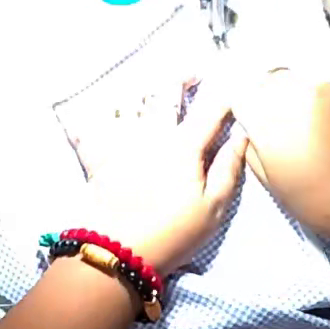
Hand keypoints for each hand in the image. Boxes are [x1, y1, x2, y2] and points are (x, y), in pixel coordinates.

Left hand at [69, 82, 248, 275]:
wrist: (118, 252)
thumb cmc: (173, 233)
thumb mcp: (214, 208)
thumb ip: (229, 168)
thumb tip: (242, 136)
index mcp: (184, 145)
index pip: (210, 108)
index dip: (224, 92)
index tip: (234, 85)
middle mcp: (151, 133)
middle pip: (165, 92)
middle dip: (181, 78)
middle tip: (191, 76)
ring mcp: (120, 141)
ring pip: (128, 101)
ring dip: (140, 93)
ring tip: (146, 96)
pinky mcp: (95, 156)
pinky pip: (87, 123)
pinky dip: (89, 113)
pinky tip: (93, 111)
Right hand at [230, 72, 329, 250]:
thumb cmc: (327, 203)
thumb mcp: (277, 187)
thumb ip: (255, 153)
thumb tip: (251, 131)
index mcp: (270, 121)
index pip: (240, 97)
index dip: (240, 109)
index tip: (246, 123)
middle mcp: (295, 93)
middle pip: (265, 80)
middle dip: (262, 96)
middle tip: (269, 123)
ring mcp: (324, 86)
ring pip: (292, 78)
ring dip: (288, 94)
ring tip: (297, 122)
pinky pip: (317, 83)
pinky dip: (312, 96)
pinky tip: (321, 121)